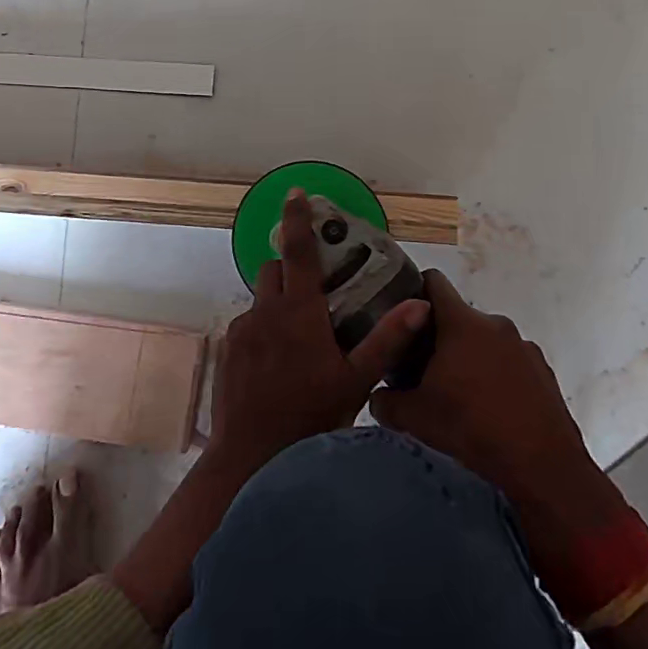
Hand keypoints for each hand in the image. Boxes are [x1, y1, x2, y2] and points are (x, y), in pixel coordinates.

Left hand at [207, 189, 431, 470]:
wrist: (251, 455)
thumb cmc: (310, 416)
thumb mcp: (356, 381)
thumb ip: (388, 340)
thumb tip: (420, 304)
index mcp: (298, 312)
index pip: (297, 251)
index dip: (297, 219)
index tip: (296, 193)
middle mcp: (265, 312)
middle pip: (273, 270)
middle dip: (290, 270)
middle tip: (314, 295)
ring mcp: (241, 330)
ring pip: (260, 299)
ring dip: (278, 304)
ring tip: (299, 339)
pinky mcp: (227, 349)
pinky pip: (248, 325)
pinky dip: (263, 330)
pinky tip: (277, 364)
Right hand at [369, 271, 623, 523]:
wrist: (543, 470)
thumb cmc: (471, 430)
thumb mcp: (413, 418)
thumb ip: (385, 401)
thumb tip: (377, 396)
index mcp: (462, 324)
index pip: (432, 281)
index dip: (412, 292)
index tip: (399, 316)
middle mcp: (496, 324)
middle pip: (457, 317)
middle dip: (437, 337)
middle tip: (420, 370)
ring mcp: (525, 347)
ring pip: (484, 342)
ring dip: (467, 359)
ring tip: (456, 396)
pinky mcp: (544, 372)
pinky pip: (509, 363)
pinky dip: (495, 377)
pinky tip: (488, 412)